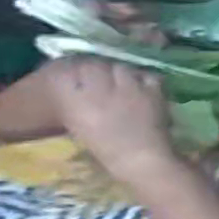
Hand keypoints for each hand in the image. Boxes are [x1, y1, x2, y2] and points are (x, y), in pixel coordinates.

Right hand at [41, 57, 176, 179]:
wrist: (138, 154)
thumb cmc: (102, 142)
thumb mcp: (75, 117)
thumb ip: (73, 96)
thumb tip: (76, 79)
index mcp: (70, 98)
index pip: (65, 69)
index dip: (73, 68)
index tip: (78, 71)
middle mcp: (97, 89)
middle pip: (94, 64)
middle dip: (97, 67)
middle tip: (104, 74)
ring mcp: (128, 90)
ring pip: (121, 67)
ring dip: (121, 70)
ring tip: (124, 80)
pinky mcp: (153, 93)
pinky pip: (149, 75)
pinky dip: (145, 77)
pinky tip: (143, 85)